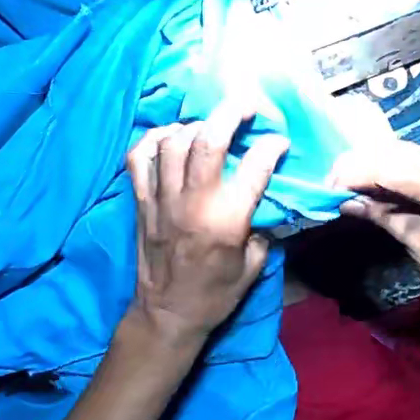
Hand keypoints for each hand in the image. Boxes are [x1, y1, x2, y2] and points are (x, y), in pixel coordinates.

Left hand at [123, 99, 288, 352]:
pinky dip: (154, 139)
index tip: (279, 142)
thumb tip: (267, 198)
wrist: (166, 315)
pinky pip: (140, 157)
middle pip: (209, 140)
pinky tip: (170, 136)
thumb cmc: (215, 294)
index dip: (272, 146)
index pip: (255, 166)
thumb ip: (262, 227)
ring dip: (195, 125)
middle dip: (231, 112)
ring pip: (174, 141)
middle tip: (246, 104)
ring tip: (210, 125)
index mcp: (227, 220)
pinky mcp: (140, 202)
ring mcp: (162, 199)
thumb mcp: (253, 266)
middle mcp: (193, 202)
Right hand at [328, 141, 419, 319]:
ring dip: (370, 167)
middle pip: (392, 151)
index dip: (352, 176)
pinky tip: (373, 188)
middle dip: (356, 167)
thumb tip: (348, 202)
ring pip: (400, 151)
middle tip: (329, 191)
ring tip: (345, 190)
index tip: (324, 192)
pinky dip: (389, 171)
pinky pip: (414, 160)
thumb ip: (390, 221)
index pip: (389, 167)